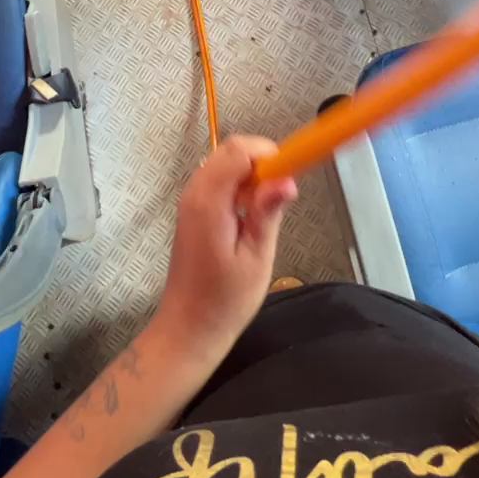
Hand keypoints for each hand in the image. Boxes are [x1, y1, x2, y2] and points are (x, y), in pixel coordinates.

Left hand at [151, 136, 298, 359]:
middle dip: (261, 161)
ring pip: (224, 162)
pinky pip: (218, 179)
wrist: (188, 327)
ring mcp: (191, 199)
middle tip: (280, 194)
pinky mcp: (193, 209)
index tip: (290, 176)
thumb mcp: (256, 259)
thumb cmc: (225, 301)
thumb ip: (268, 214)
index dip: (268, 154)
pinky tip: (249, 215)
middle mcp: (195, 192)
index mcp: (209, 202)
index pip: (238, 151)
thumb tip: (287, 180)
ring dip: (250, 173)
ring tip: (265, 209)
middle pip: (229, 150)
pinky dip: (238, 184)